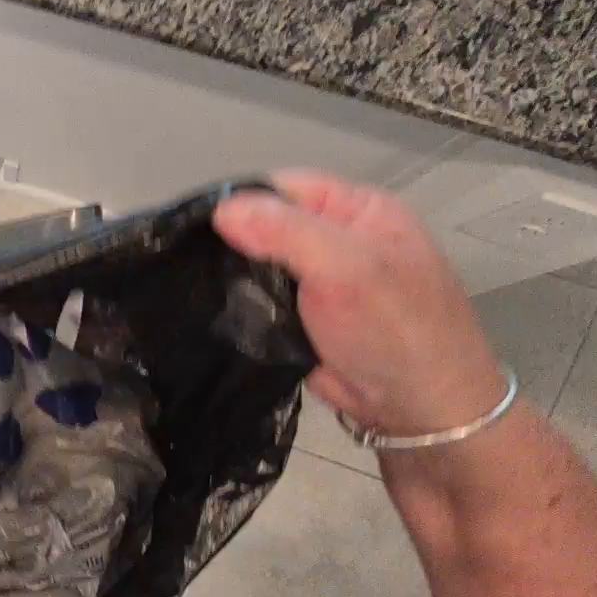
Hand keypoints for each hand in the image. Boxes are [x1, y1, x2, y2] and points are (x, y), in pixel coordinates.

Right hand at [213, 170, 505, 437]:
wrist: (415, 408)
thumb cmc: (394, 330)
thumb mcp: (347, 268)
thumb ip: (287, 232)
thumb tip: (221, 208)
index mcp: (356, 211)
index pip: (283, 188)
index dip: (239, 202)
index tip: (192, 227)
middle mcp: (333, 241)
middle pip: (264, 226)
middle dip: (227, 242)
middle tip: (181, 262)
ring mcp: (311, 284)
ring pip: (254, 267)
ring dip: (225, 278)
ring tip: (186, 288)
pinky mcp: (293, 321)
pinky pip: (254, 304)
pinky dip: (232, 308)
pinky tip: (205, 313)